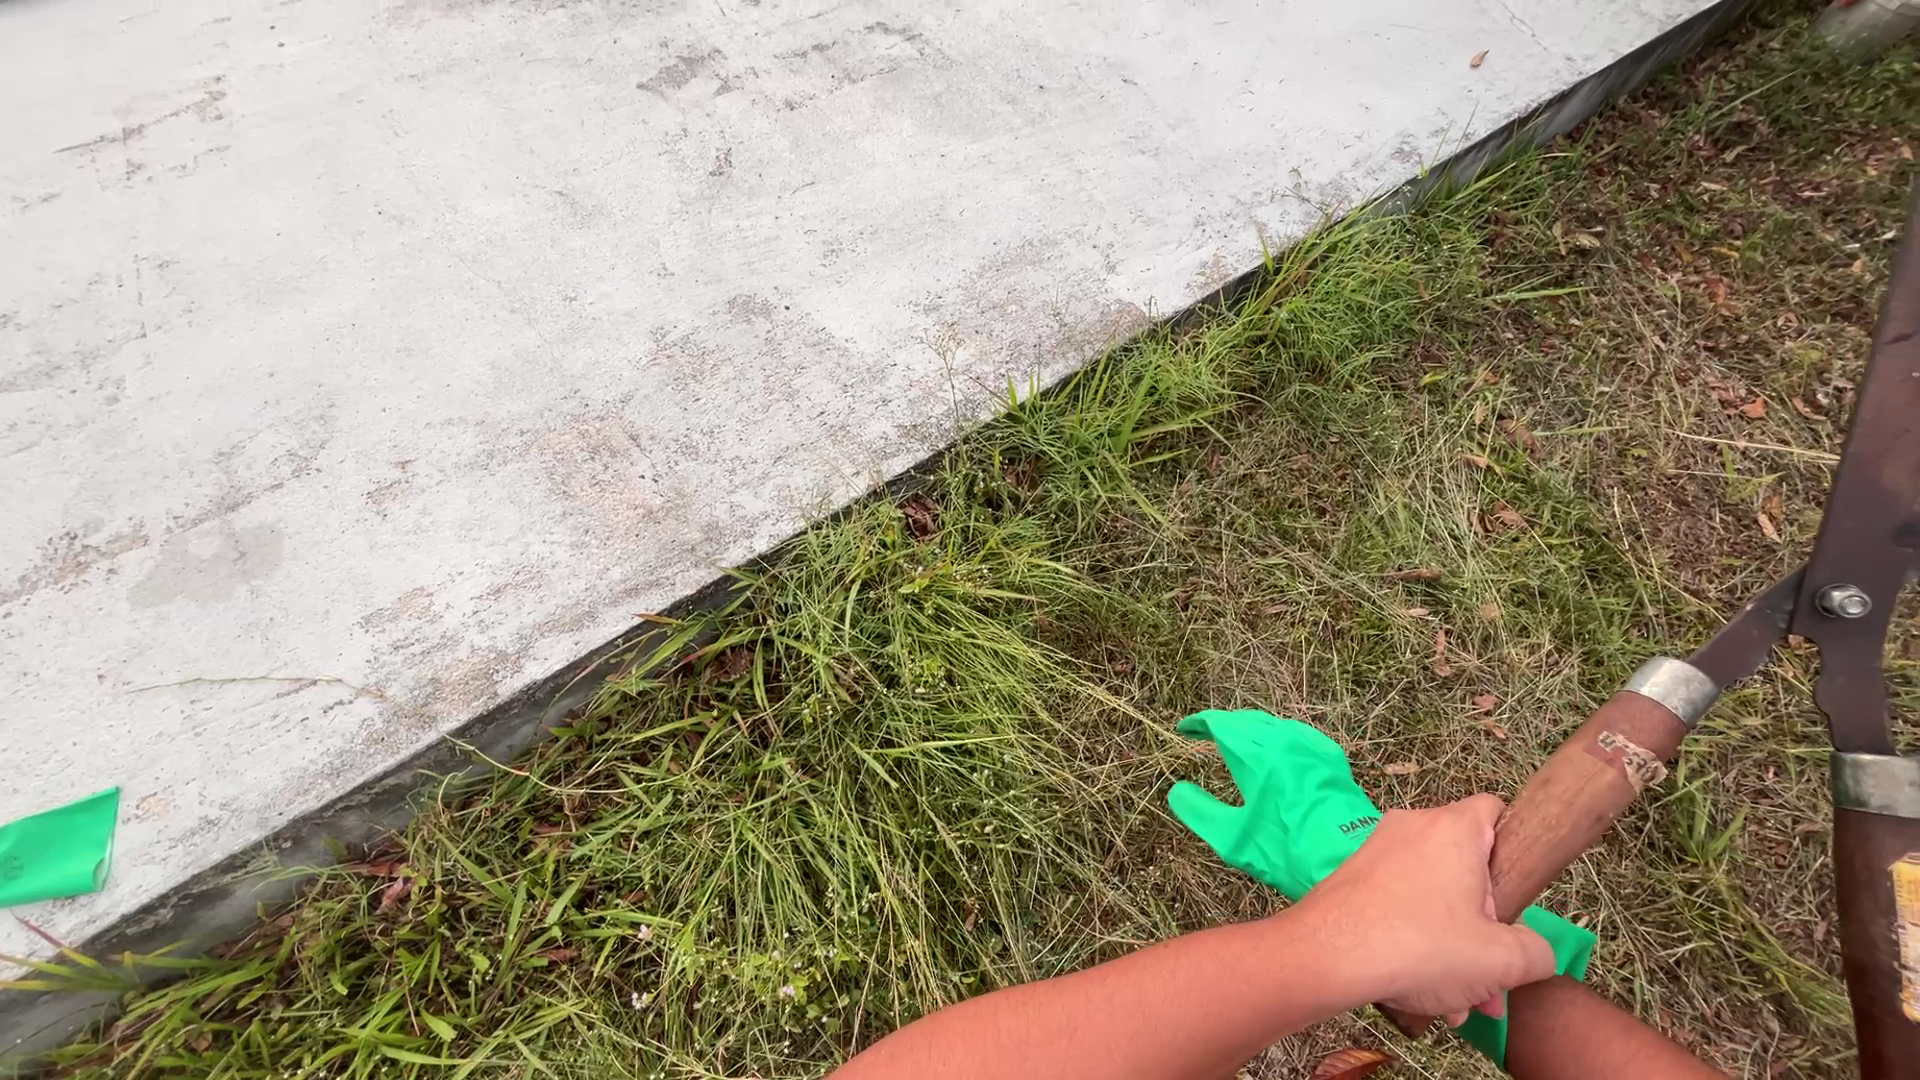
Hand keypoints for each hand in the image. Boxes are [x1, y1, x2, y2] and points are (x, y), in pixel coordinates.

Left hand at [1291, 794, 1556, 1025]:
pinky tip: (1425, 988)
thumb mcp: (1503, 959)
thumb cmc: (1421, 943)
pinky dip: (1420, 938)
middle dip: (1487, 926)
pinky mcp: (1358, 873)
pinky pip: (1405, 901)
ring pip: (1437, 894)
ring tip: (1460, 998)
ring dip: (1456, 945)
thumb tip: (1529, 945)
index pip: (1494, 810)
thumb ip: (1536, 949)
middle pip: (1468, 866)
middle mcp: (1412, 827)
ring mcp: (1380, 849)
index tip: (1518, 891)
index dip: (1515, 846)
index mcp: (1451, 828)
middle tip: (1494, 973)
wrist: (1329, 952)